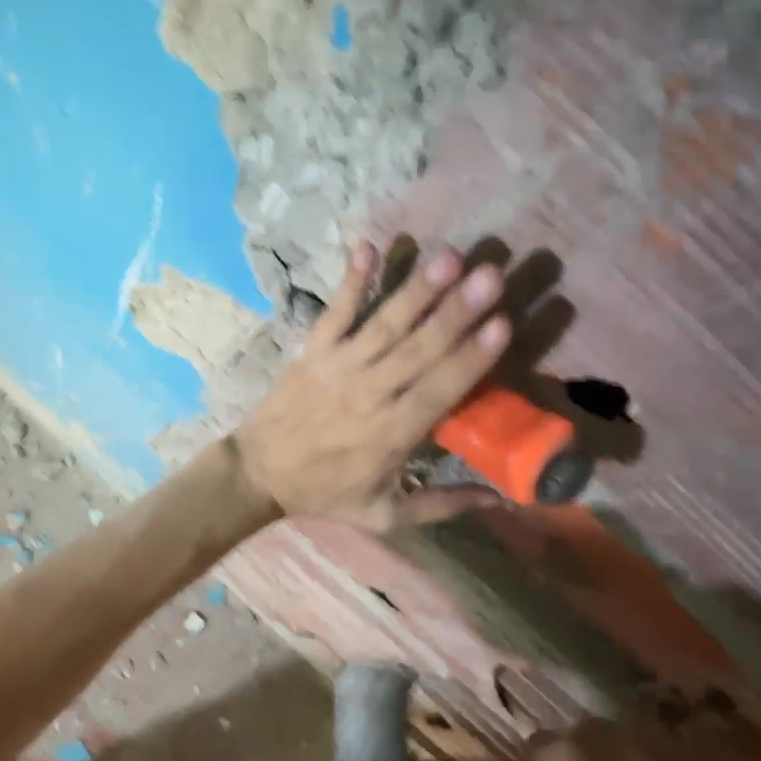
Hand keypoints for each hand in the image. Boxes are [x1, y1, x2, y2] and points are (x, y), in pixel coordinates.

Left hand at [234, 241, 510, 532]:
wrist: (257, 474)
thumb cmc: (324, 492)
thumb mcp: (382, 514)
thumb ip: (440, 505)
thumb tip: (500, 500)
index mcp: (390, 434)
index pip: (437, 389)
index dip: (470, 359)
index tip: (503, 325)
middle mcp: (368, 394)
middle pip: (418, 349)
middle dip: (456, 311)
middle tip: (492, 274)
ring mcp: (337, 368)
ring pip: (382, 325)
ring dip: (416, 290)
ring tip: (450, 257)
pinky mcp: (311, 351)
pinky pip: (333, 313)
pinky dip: (350, 282)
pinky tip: (369, 246)